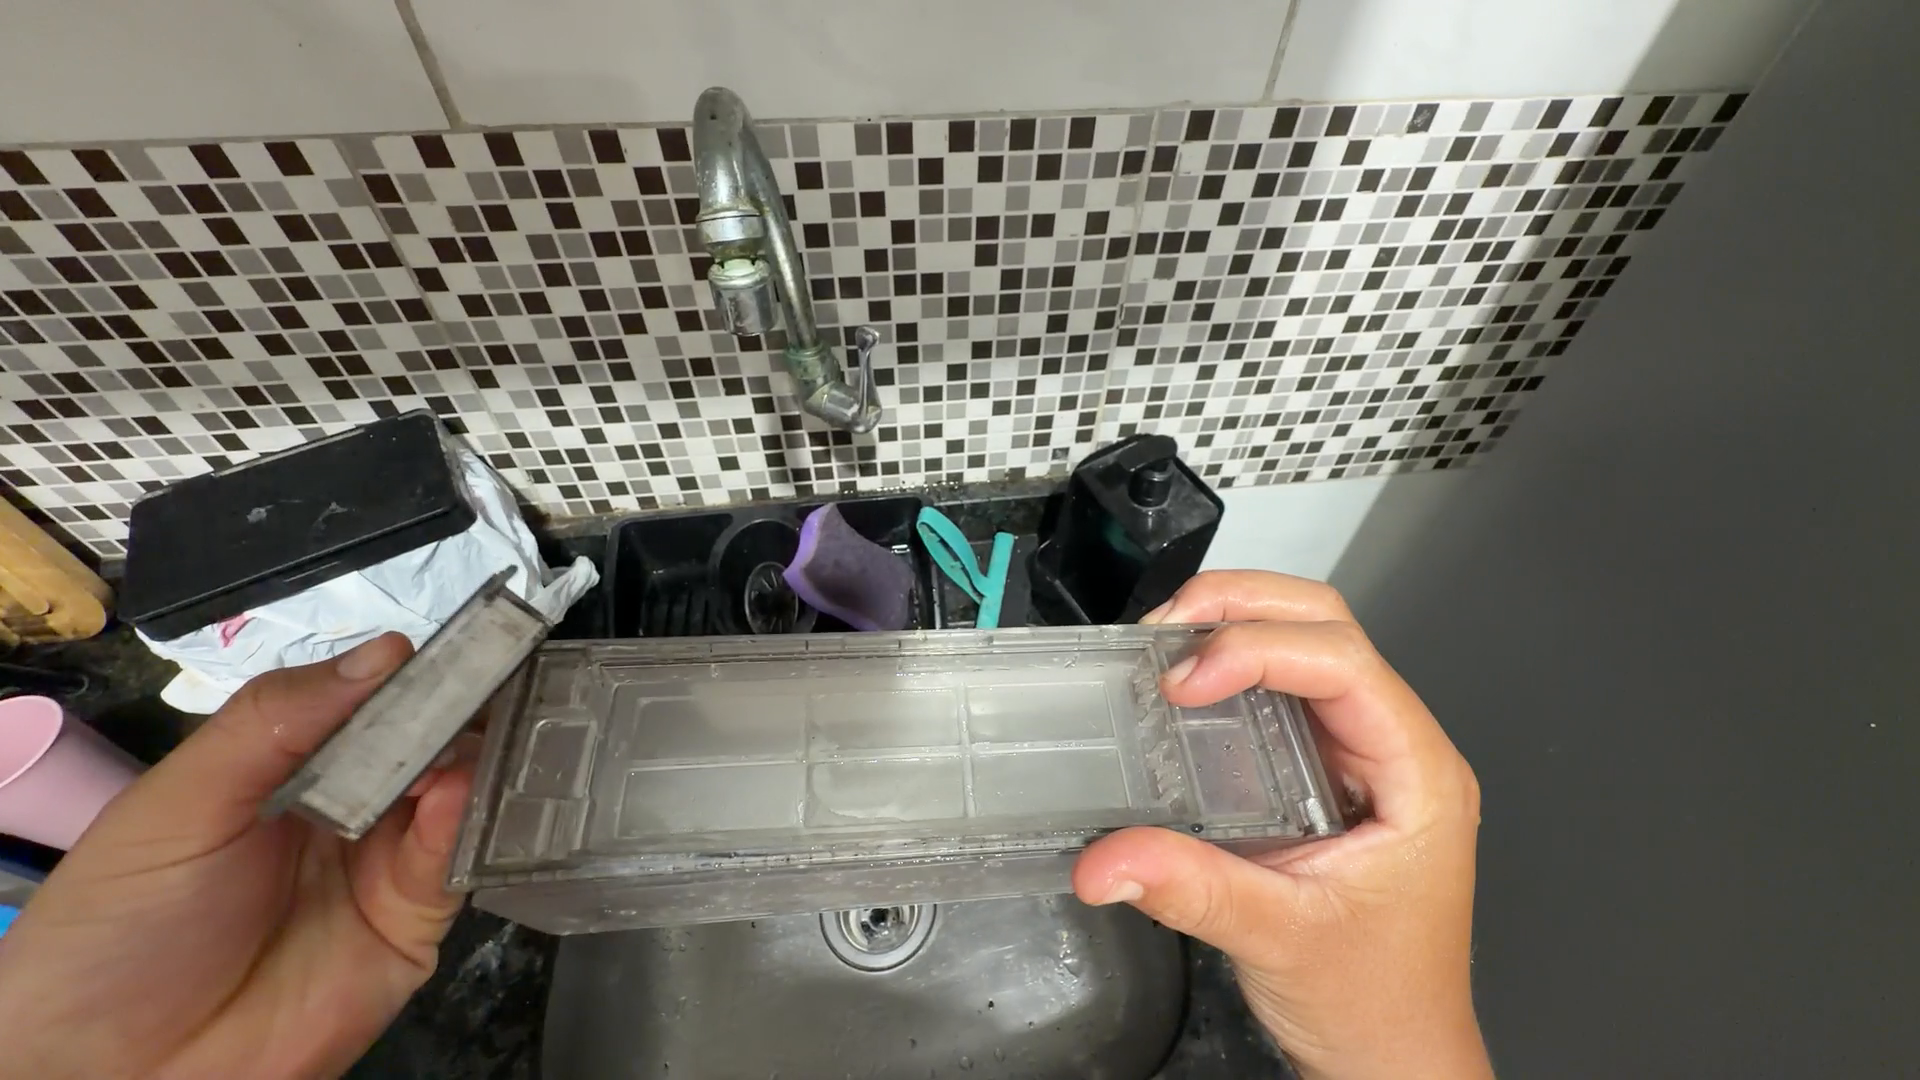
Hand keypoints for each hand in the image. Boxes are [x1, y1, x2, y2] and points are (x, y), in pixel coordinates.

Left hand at [0, 634, 473, 1079]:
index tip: (461, 641)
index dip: (416, 672)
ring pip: (460, 789)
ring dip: (470, 758)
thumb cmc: (124, 928)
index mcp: (300, 767)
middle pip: (431, 741)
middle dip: (459, 711)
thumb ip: (274, 722)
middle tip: (485, 685)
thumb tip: (390, 648)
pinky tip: (451, 796)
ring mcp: (394, 857)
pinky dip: (463, 817)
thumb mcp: (178, 807)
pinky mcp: (423, 912)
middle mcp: (360, 803)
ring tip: (467, 742)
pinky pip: (458, 854)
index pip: (375, 702)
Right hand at [1073, 571, 1489, 1079]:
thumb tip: (1104, 859)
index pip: (1344, 665)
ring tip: (1165, 639)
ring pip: (1304, 633)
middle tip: (1167, 627)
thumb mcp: (1279, 941)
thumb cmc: (1373, 1000)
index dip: (1259, 651)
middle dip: (1242, 605)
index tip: (1184, 681)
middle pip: (1327, 623)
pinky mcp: (1316, 757)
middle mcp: (1390, 742)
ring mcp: (1353, 746)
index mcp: (1415, 773)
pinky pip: (1276, 676)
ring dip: (1231, 618)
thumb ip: (1190, 890)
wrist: (1390, 1048)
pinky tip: (1182, 673)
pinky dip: (1224, 655)